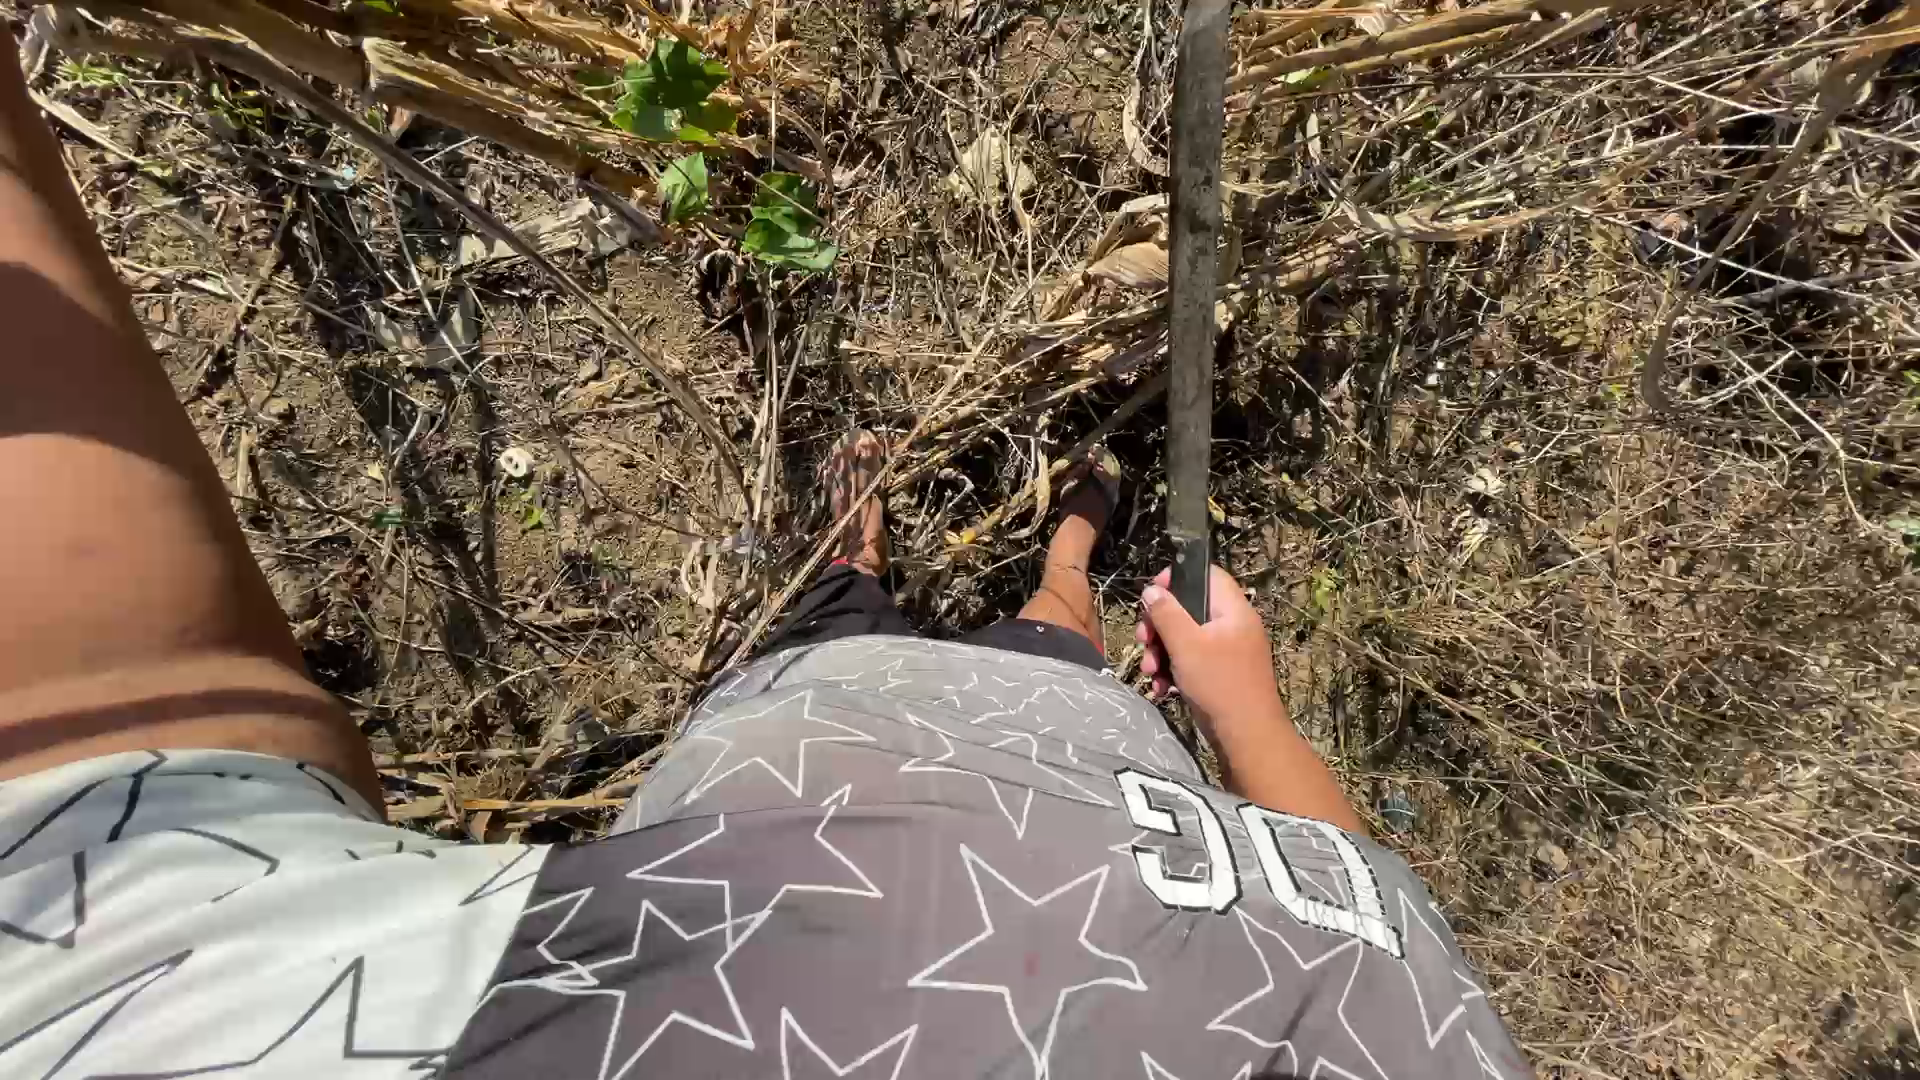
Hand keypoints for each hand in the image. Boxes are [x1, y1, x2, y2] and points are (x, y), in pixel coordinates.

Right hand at [1135, 565, 1363, 831]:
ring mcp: (1227, 651)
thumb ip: (1166, 613)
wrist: (1247, 737)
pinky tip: (1161, 688)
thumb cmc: (1219, 684)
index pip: (1207, 574)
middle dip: (1159, 624)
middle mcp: (1232, 626)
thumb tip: (1151, 591)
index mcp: (1233, 610)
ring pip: (1185, 637)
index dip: (1177, 577)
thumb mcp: (1186, 644)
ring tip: (1150, 670)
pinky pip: (1191, 661)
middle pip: (1188, 608)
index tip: (1152, 594)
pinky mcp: (1220, 674)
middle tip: (1144, 639)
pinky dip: (1173, 670)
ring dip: (1161, 651)